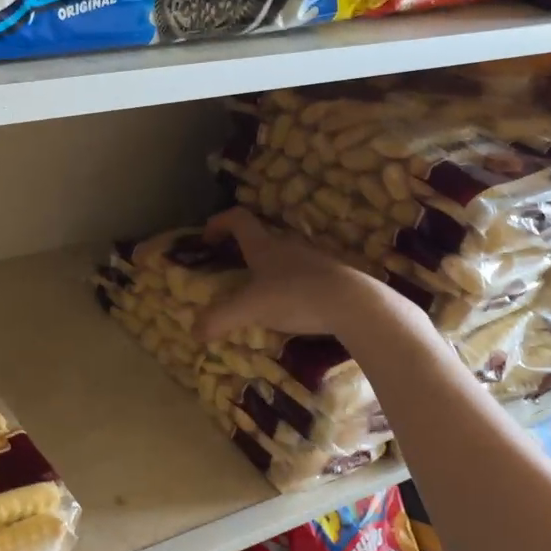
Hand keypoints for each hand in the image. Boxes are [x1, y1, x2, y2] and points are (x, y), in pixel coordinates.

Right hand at [198, 207, 381, 339]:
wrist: (357, 305)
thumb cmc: (295, 296)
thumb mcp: (251, 309)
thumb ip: (220, 318)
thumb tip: (194, 332)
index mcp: (263, 245)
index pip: (238, 219)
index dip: (219, 222)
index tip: (207, 237)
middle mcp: (288, 246)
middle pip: (262, 237)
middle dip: (244, 249)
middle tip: (233, 267)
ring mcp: (315, 260)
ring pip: (287, 256)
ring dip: (272, 267)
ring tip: (264, 291)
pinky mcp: (336, 277)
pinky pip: (308, 274)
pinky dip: (295, 284)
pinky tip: (296, 307)